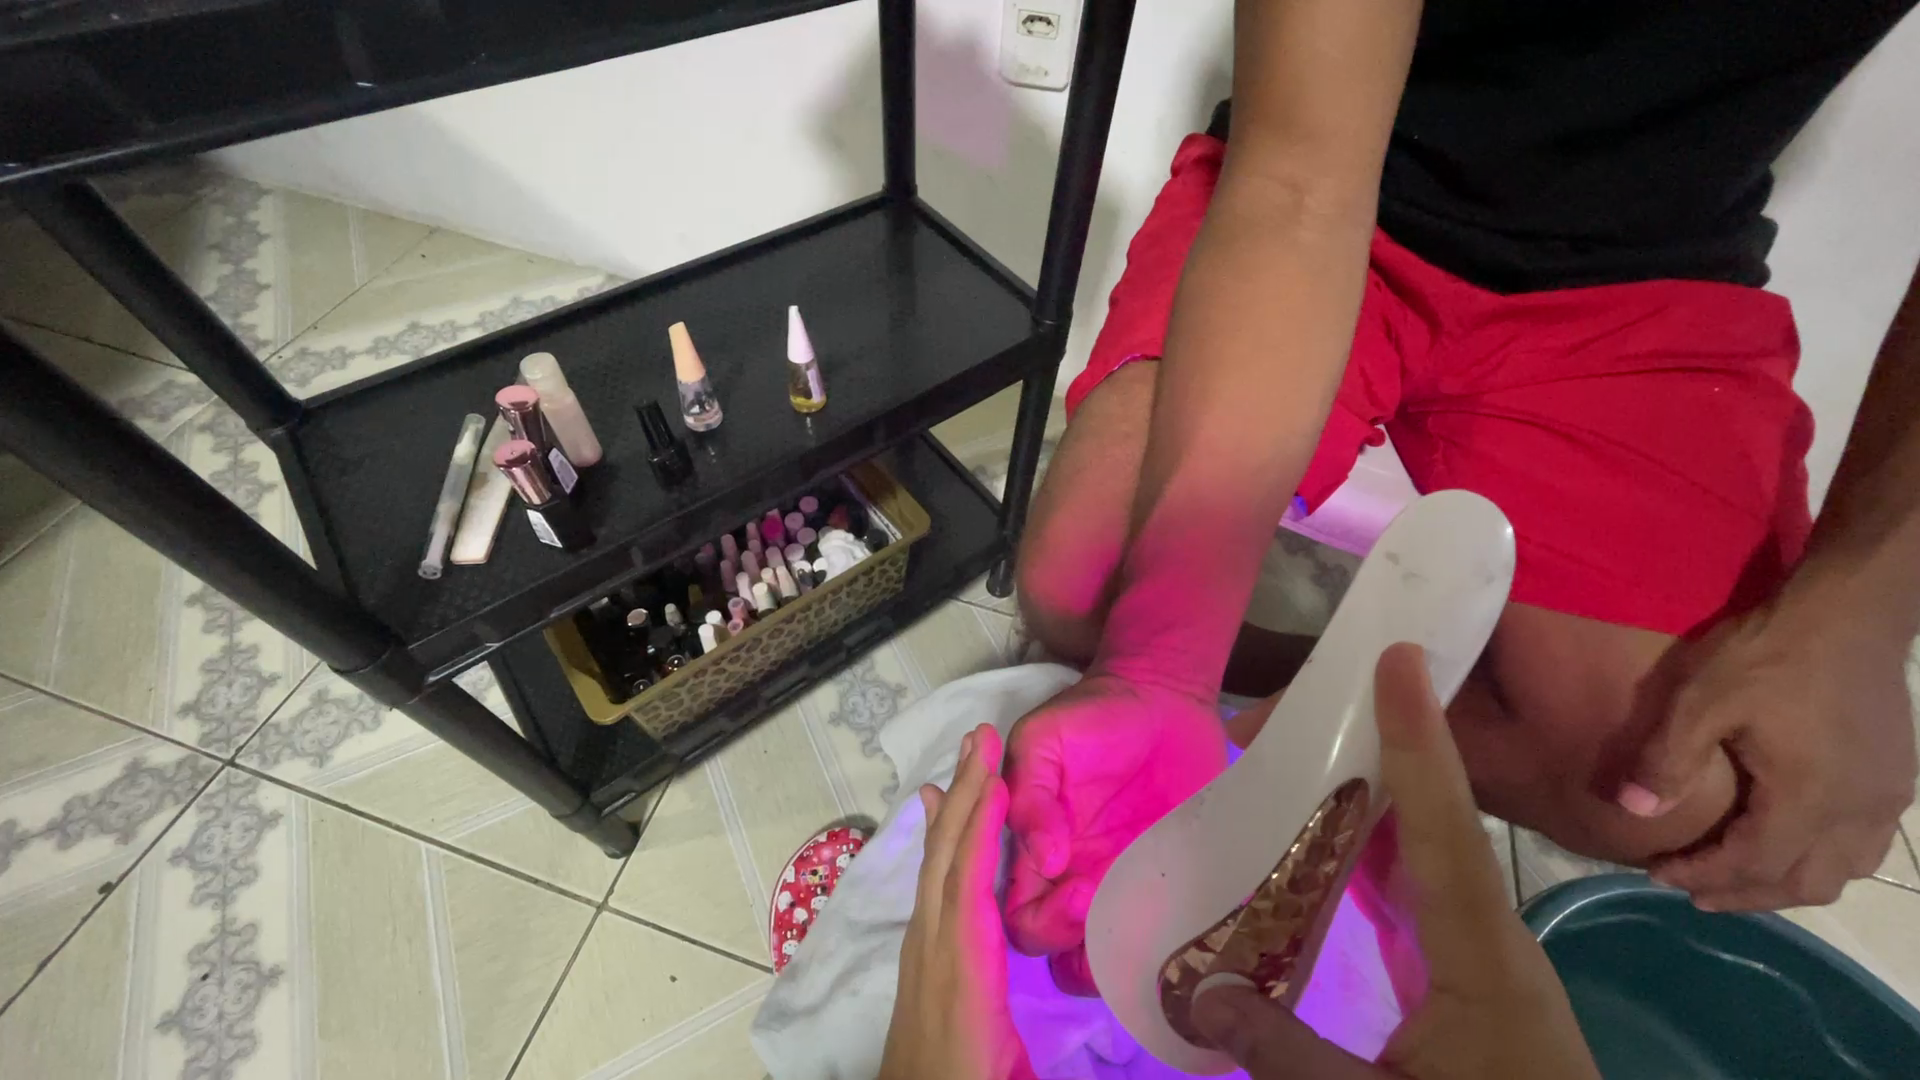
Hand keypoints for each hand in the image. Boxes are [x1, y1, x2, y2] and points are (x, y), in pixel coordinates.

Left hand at [879, 724, 1035, 1079]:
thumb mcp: (1020, 1071)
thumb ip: (1064, 1025)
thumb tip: (1107, 1006)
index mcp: (963, 976)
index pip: (969, 888)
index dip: (980, 829)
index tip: (998, 777)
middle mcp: (934, 948)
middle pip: (945, 858)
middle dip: (963, 793)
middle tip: (978, 736)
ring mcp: (922, 946)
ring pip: (935, 862)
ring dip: (951, 805)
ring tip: (963, 758)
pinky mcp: (922, 951)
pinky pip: (932, 879)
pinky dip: (940, 836)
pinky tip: (937, 815)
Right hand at [1002, 672, 1227, 991]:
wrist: (1163, 698)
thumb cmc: (1094, 714)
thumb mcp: (1046, 739)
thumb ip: (1030, 792)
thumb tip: (1043, 857)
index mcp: (1034, 847)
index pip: (1015, 910)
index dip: (1037, 916)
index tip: (1073, 883)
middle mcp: (1069, 875)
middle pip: (1049, 945)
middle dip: (1066, 936)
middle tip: (1097, 895)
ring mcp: (1118, 884)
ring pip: (1097, 955)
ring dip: (1107, 956)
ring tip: (1134, 921)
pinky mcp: (1165, 883)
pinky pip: (1155, 935)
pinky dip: (1157, 947)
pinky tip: (1172, 927)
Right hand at [1190, 644, 1600, 1079]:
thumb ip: (1286, 1056)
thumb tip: (1199, 993)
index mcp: (1485, 959)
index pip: (1445, 827)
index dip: (1418, 740)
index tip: (1398, 663)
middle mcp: (1484, 938)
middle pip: (1424, 820)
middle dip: (1362, 753)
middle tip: (1290, 709)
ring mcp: (1472, 957)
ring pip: (1412, 853)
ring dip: (1353, 801)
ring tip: (1290, 754)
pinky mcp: (1454, 979)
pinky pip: (1400, 892)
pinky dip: (1355, 855)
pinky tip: (1311, 844)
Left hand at [1623, 596, 1916, 909]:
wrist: (1846, 618)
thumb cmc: (1763, 658)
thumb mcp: (1698, 701)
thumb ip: (1667, 759)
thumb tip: (1632, 810)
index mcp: (1808, 798)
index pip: (1753, 863)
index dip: (1703, 876)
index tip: (1655, 875)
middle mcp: (1859, 812)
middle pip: (1804, 882)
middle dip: (1743, 893)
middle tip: (1687, 890)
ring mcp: (1887, 798)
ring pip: (1841, 870)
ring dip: (1783, 883)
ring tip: (1729, 879)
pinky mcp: (1895, 779)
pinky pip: (1861, 845)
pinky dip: (1815, 860)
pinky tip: (1782, 845)